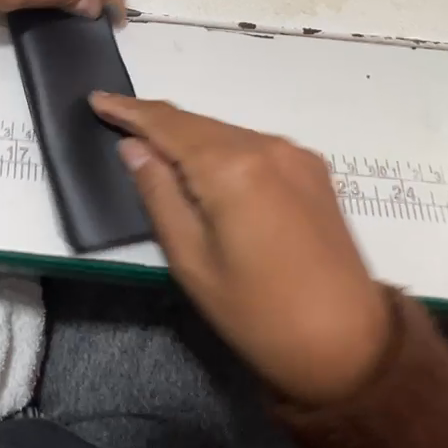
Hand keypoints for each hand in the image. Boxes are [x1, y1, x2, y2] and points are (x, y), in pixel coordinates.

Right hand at [90, 93, 390, 405]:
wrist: (350, 349)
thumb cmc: (257, 313)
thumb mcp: (190, 260)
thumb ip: (158, 193)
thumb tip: (134, 147)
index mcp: (231, 168)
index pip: (167, 124)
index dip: (129, 110)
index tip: (97, 98)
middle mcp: (265, 146)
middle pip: (196, 122)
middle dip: (156, 122)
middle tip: (117, 120)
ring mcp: (294, 155)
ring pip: (224, 131)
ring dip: (188, 136)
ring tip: (155, 147)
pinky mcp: (312, 169)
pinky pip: (250, 145)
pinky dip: (220, 148)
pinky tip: (204, 166)